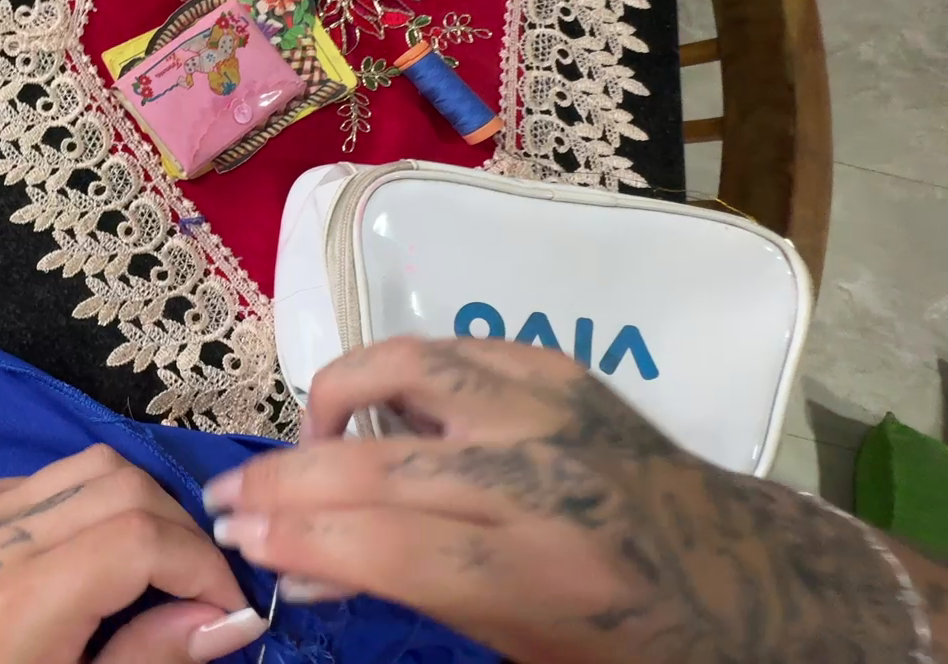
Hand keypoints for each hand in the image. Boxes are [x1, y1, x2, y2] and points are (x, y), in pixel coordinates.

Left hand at [0, 444, 268, 663]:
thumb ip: (154, 654)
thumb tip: (235, 616)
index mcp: (21, 599)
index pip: (136, 539)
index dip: (201, 565)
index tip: (233, 605)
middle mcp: (1, 532)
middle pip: (124, 485)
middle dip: (183, 531)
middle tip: (207, 586)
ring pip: (99, 463)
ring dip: (150, 504)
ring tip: (167, 561)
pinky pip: (64, 474)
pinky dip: (105, 499)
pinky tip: (108, 546)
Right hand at [201, 336, 940, 663]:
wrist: (756, 581)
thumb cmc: (629, 640)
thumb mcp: (514, 643)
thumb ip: (397, 592)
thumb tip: (288, 562)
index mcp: (554, 572)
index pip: (386, 545)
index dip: (294, 536)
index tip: (233, 533)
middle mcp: (548, 475)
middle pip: (373, 463)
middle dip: (280, 479)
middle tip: (227, 493)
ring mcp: (551, 404)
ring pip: (399, 368)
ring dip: (332, 400)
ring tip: (314, 437)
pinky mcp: (553, 365)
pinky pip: (441, 350)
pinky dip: (393, 376)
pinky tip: (387, 412)